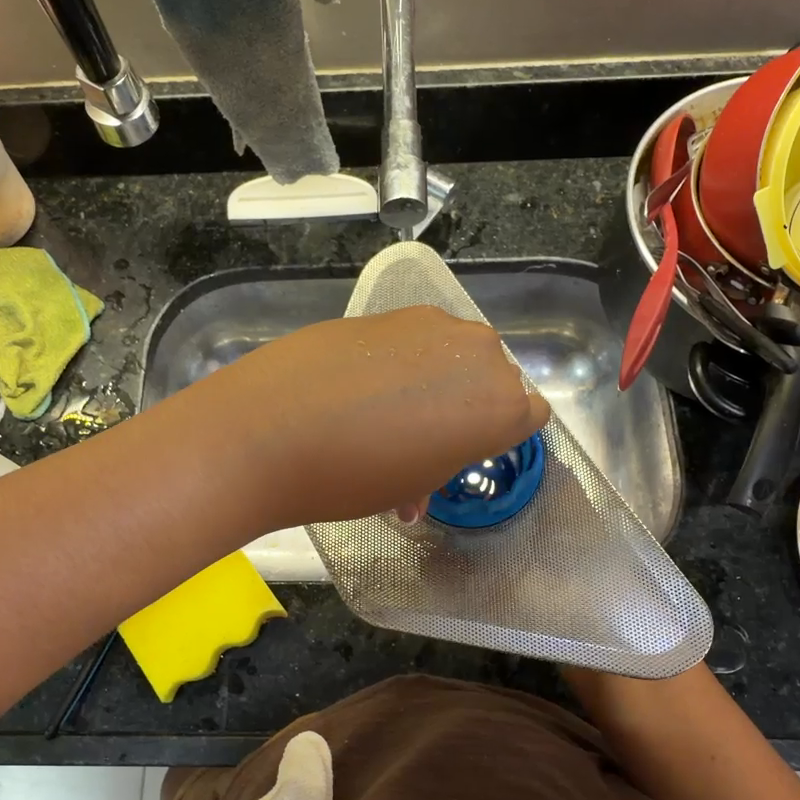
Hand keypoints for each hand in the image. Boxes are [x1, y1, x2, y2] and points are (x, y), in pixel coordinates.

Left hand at [171, 306, 550, 531]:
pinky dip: (397, 361)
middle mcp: (478, 355)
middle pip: (492, 379)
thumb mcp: (408, 488)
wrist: (269, 430)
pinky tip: (356, 388)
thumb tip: (416, 481)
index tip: (463, 453)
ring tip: (382, 416)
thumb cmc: (354, 475)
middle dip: (465, 407)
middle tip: (420, 440)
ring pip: (451, 354)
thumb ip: (435, 466)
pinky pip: (411, 340)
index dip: (495, 437)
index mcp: (501, 406)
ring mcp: (430, 325)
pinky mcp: (385, 312)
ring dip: (432, 380)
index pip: (529, 415)